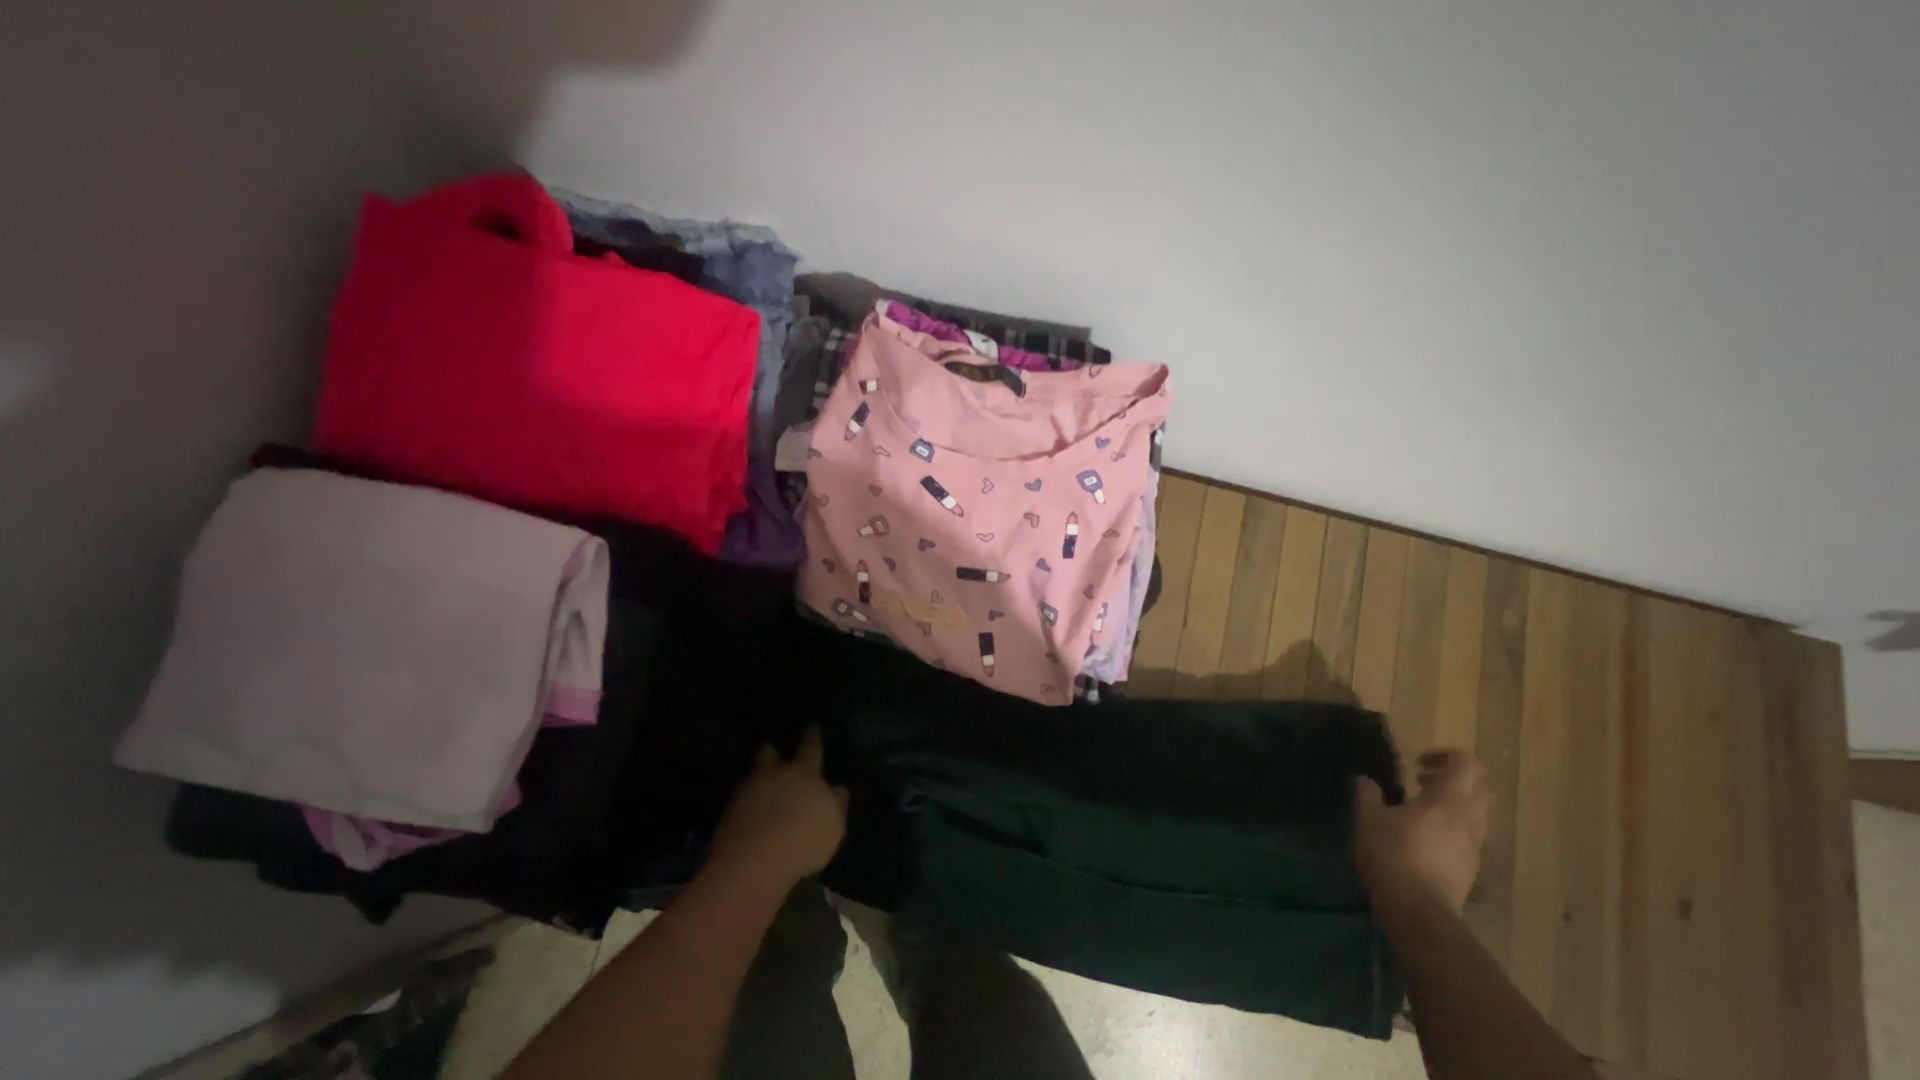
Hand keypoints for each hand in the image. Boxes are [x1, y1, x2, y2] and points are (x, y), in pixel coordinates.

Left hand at [709, 728, 849, 890]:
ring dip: (756, 775)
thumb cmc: (804, 839)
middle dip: (772, 748)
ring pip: (752, 774)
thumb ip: (836, 804)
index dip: (812, 737)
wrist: (754, 860)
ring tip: (760, 780)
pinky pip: (739, 799)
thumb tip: (839, 788)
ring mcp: (747, 792)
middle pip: (770, 753)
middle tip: (772, 746)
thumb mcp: (834, 825)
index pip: (810, 748)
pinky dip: (745, 801)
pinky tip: (749, 809)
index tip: (812, 726)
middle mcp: (773, 775)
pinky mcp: (728, 812)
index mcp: (804, 774)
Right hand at [1353, 749, 1490, 913]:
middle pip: (1477, 786)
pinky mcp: (1472, 868)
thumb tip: (1366, 780)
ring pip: (1476, 812)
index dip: (1443, 755)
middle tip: (1421, 783)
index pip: (1465, 762)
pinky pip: (1469, 836)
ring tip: (1420, 813)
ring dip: (1453, 805)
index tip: (1416, 764)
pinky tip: (1425, 841)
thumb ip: (1368, 794)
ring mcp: (1476, 844)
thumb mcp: (1368, 819)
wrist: (1420, 911)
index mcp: (1449, 797)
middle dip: (1452, 778)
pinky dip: (1453, 828)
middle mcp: (1471, 817)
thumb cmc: (1393, 855)